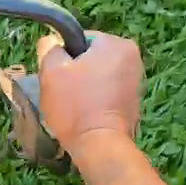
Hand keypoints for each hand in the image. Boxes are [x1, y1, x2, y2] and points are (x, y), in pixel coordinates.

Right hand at [37, 31, 143, 151]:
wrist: (99, 145)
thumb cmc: (75, 105)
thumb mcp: (52, 72)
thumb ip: (49, 49)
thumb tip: (50, 41)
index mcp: (117, 44)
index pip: (80, 39)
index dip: (62, 56)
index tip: (55, 75)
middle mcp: (133, 58)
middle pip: (91, 58)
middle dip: (74, 72)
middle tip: (61, 92)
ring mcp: (136, 81)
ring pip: (98, 76)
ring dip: (83, 87)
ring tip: (72, 106)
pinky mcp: (133, 102)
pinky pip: (106, 93)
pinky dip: (94, 100)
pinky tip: (84, 114)